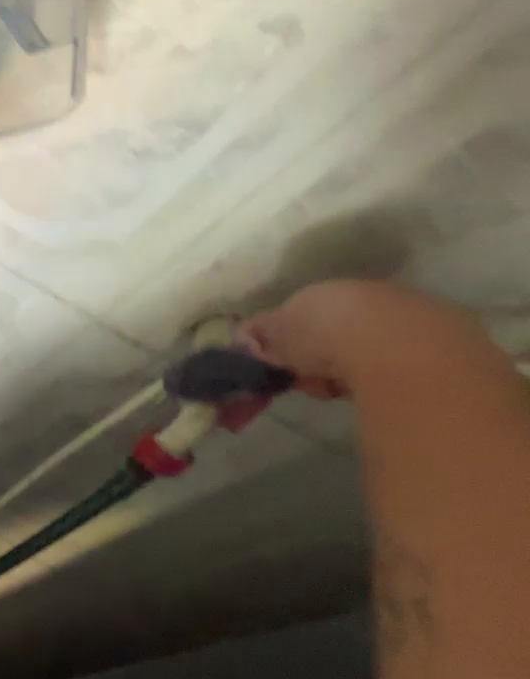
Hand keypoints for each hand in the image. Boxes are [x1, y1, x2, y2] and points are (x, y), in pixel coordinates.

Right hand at [239, 280, 491, 399]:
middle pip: (327, 328)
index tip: (277, 367)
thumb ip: (256, 338)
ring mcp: (399, 305)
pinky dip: (379, 366)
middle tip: (309, 382)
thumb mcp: (273, 340)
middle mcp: (357, 291)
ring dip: (346, 363)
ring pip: (360, 339)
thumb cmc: (323, 340)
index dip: (279, 343)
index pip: (289, 315)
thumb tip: (244, 337)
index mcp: (316, 291)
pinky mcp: (434, 326)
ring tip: (342, 387)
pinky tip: (375, 382)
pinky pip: (392, 351)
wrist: (399, 345)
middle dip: (315, 355)